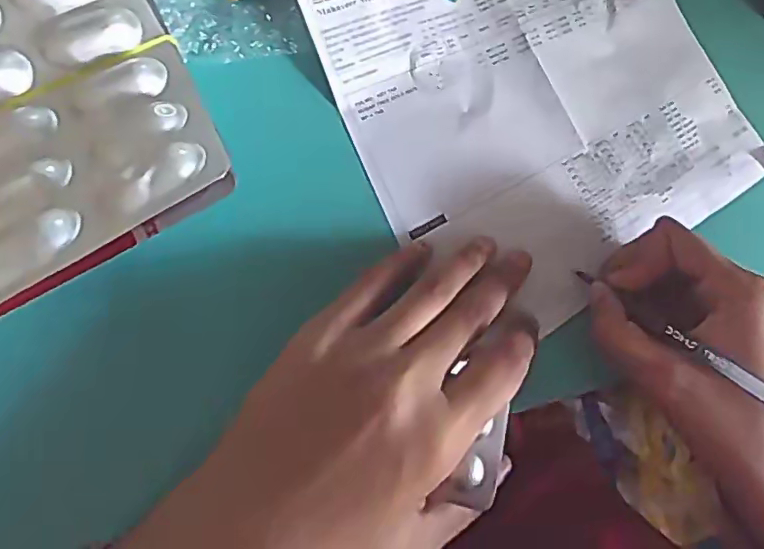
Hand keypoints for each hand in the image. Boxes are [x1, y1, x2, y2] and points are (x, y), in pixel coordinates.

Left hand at [126, 238, 535, 548]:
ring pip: (429, 291)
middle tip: (520, 259)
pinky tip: (421, 250)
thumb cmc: (328, 543)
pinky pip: (370, 286)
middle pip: (470, 316)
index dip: (522, 340)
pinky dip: (400, 263)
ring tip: (485, 243)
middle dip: (502, 283)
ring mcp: (362, 350)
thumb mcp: (407, 541)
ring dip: (463, 263)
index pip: (500, 370)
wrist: (235, 531)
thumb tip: (501, 460)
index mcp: (435, 438)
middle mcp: (407, 382)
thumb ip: (461, 504)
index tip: (528, 322)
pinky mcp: (322, 333)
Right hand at [588, 217, 763, 548]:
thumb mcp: (667, 382)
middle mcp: (743, 286)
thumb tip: (594, 294)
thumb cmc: (731, 434)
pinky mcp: (734, 326)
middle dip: (636, 276)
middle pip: (674, 253)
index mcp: (738, 288)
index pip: (673, 240)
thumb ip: (620, 334)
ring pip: (676, 277)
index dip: (634, 259)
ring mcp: (741, 306)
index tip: (609, 292)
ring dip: (644, 296)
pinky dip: (658, 312)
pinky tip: (643, 339)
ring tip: (622, 326)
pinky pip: (686, 300)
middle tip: (608, 308)